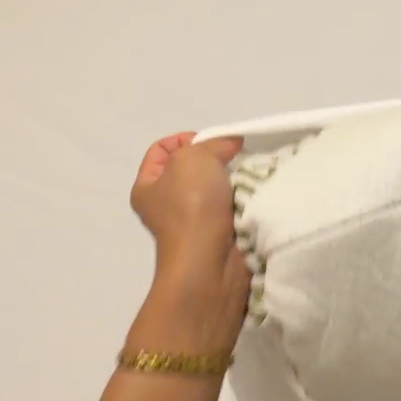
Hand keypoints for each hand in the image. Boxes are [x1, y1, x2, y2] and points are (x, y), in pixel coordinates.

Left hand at [127, 133, 248, 356]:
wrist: (212, 262)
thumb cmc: (192, 206)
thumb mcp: (193, 156)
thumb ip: (211, 143)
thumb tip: (230, 146)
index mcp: (147, 187)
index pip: (162, 149)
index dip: (185, 138)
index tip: (211, 145)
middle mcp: (166, 204)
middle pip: (192, 167)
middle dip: (215, 159)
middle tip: (233, 159)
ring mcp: (193, 222)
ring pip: (216, 186)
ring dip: (234, 179)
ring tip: (247, 177)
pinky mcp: (218, 235)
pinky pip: (232, 205)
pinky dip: (245, 198)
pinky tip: (254, 195)